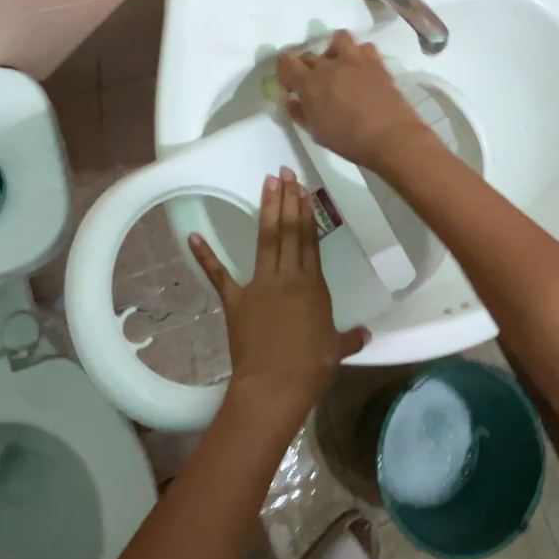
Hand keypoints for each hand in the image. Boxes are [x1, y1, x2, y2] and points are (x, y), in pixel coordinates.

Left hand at [188, 167, 367, 423]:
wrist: (275, 385)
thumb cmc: (311, 367)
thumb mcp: (335, 349)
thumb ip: (349, 338)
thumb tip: (365, 335)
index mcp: (313, 285)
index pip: (310, 239)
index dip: (306, 211)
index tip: (303, 188)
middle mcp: (288, 276)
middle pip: (289, 231)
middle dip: (287, 199)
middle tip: (284, 173)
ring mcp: (260, 285)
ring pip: (265, 240)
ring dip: (266, 210)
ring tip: (267, 184)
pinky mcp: (236, 300)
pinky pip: (218, 275)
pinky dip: (205, 256)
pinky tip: (193, 236)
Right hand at [276, 30, 436, 172]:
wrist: (391, 137)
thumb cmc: (349, 140)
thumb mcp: (317, 133)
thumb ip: (301, 114)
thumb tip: (292, 101)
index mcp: (310, 83)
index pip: (286, 63)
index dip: (284, 70)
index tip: (290, 83)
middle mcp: (330, 65)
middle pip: (310, 55)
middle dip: (308, 67)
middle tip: (315, 84)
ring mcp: (355, 60)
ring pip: (338, 39)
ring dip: (334, 50)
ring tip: (339, 67)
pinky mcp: (377, 62)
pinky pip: (364, 47)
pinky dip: (360, 55)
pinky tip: (362, 70)